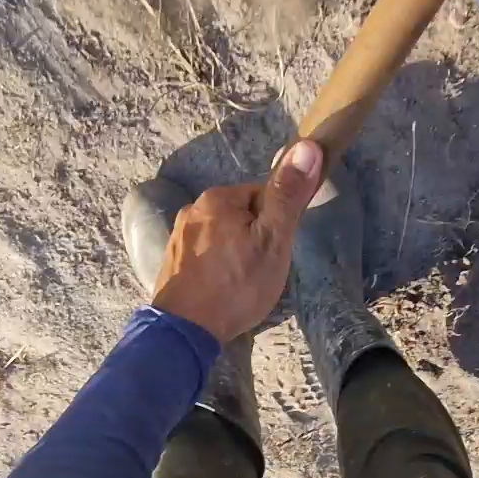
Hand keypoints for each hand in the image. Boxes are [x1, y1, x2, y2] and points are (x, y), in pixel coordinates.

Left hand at [150, 140, 325, 344]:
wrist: (186, 330)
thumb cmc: (235, 285)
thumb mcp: (272, 240)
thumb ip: (288, 196)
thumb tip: (308, 147)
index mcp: (217, 198)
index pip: (262, 197)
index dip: (276, 225)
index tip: (276, 251)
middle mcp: (191, 210)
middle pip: (240, 217)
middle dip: (254, 240)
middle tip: (261, 272)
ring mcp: (177, 238)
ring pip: (221, 239)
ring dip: (235, 256)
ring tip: (242, 285)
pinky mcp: (170, 264)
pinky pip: (204, 258)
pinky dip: (217, 270)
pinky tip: (222, 291)